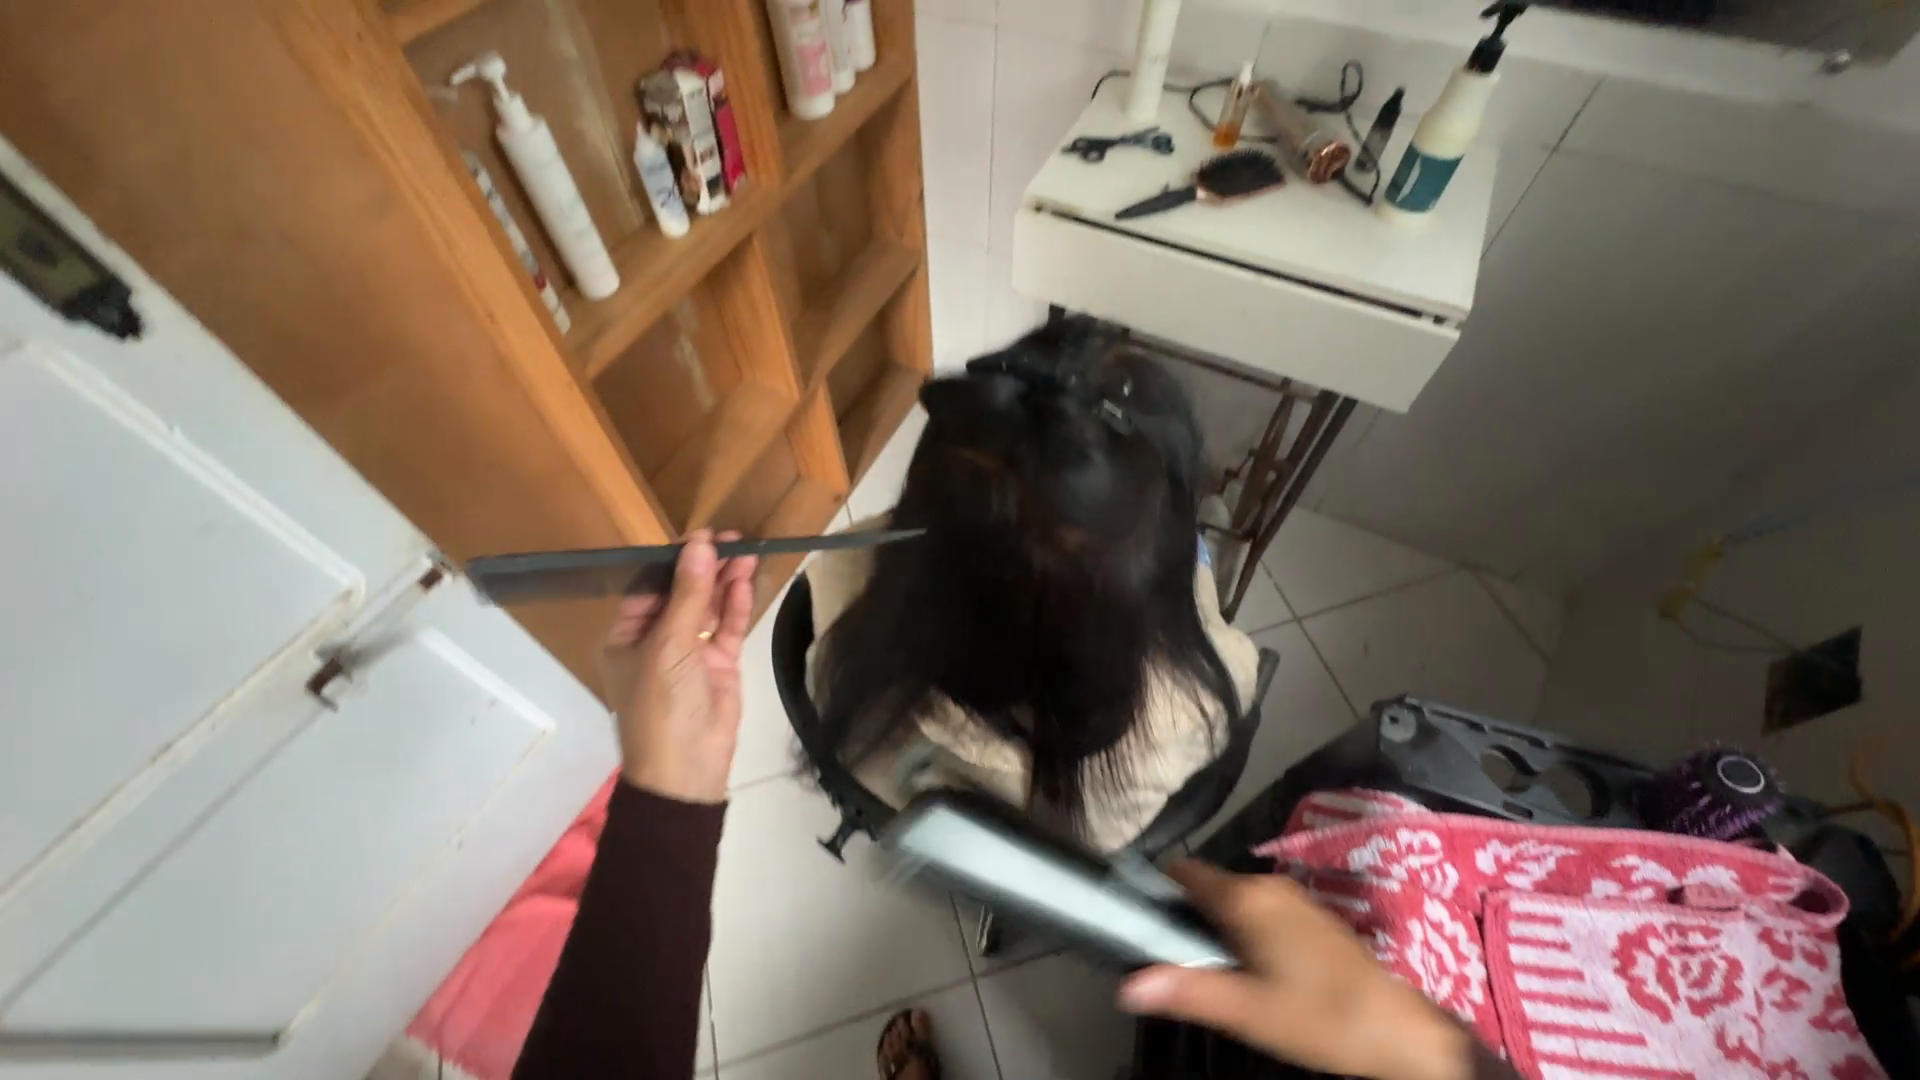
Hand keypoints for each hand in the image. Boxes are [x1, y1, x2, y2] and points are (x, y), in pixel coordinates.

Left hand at [600, 529, 757, 803]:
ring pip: (710, 607)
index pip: (651, 586)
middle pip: (684, 592)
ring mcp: (690, 652)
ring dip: (726, 581)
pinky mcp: (719, 663)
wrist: (688, 767)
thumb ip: (690, 594)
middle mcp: (657, 639)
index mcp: (627, 635)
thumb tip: (702, 544)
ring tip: (748, 552)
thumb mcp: (670, 644)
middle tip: (733, 538)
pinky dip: (738, 605)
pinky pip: (728, 627)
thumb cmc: (662, 703)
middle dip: (706, 566)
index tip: (702, 536)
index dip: (675, 560)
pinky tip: (746, 581)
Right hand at [1118, 862, 1476, 1079]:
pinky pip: (1258, 908)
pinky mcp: (1309, 916)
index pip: (1182, 871)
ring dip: (1215, 924)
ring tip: (1207, 966)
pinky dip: (1242, 928)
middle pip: (1206, 886)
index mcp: (1244, 898)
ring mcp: (1291, 897)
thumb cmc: (1319, 1017)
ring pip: (1233, 898)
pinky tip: (1250, 968)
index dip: (1156, 889)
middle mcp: (1265, 885)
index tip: (1140, 917)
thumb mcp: (1246, 1011)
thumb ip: (1186, 991)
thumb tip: (1128, 985)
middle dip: (1185, 914)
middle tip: (1172, 956)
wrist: (1402, 1032)